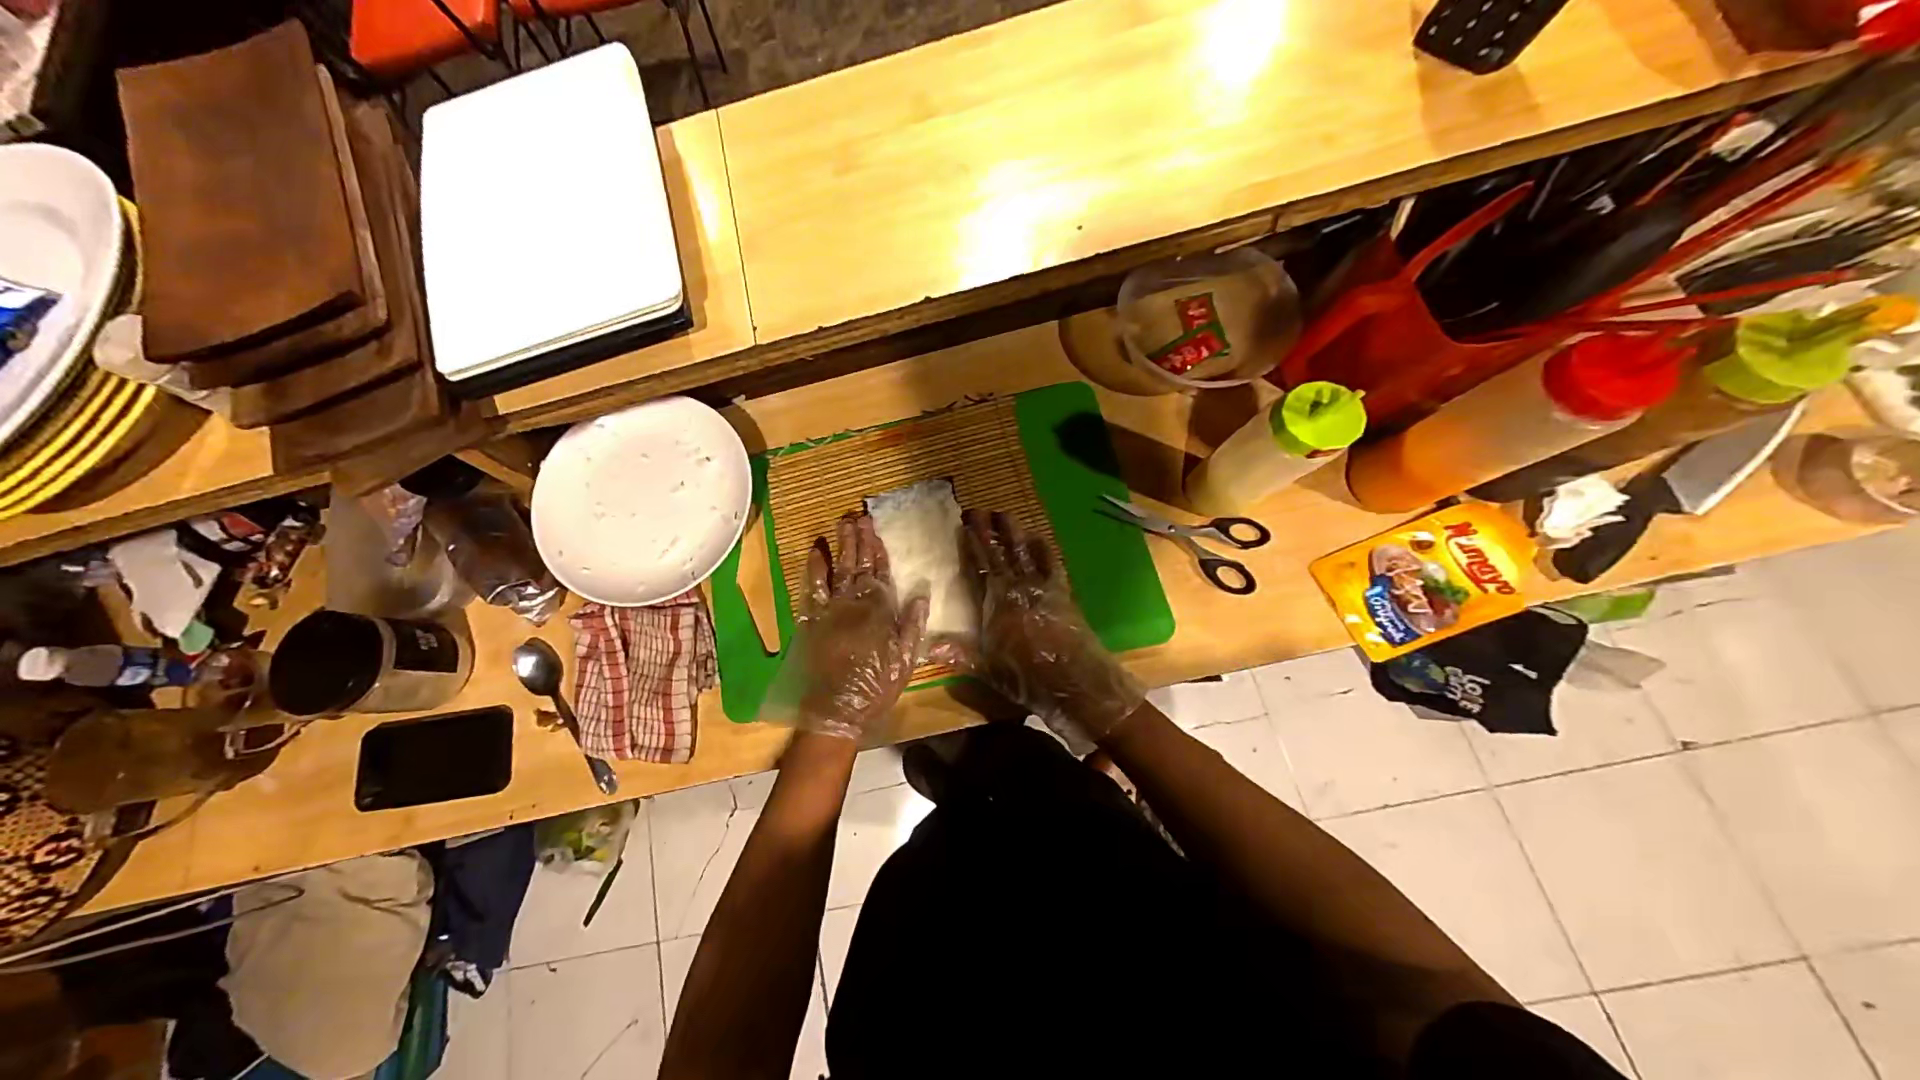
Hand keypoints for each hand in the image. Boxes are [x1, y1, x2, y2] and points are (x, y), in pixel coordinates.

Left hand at [772, 514, 926, 740]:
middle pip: (858, 565)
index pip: (880, 573)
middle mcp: (855, 603)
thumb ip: (912, 625)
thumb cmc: (876, 686)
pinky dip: (814, 568)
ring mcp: (832, 609)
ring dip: (839, 546)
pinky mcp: (814, 620)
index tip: (876, 531)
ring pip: (837, 570)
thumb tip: (919, 595)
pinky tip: (814, 550)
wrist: (838, 709)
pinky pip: (813, 588)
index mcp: (879, 611)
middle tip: (857, 516)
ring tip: (841, 524)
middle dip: (859, 540)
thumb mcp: (905, 659)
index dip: (878, 551)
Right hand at [959, 510, 1144, 744]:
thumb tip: (927, 646)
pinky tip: (1040, 539)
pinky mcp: (1063, 594)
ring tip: (1006, 515)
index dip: (972, 543)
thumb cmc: (1028, 677)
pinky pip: (1052, 565)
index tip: (964, 523)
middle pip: (1003, 552)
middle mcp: (1019, 588)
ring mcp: (1043, 588)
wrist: (1077, 681)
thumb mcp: (988, 670)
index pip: (980, 565)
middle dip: (991, 530)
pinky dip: (1044, 550)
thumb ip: (959, 655)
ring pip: (1026, 553)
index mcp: (997, 603)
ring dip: (1015, 533)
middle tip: (981, 509)